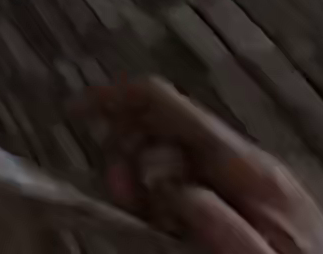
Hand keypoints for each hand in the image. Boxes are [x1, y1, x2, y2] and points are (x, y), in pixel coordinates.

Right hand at [87, 79, 322, 253]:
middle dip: (124, 151)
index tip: (74, 115)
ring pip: (167, 154)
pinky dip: (162, 197)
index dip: (111, 97)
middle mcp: (244, 162)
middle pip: (158, 123)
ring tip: (141, 218)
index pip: (161, 99)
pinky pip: (186, 182)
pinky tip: (164, 226)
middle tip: (117, 197)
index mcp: (246, 164)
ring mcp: (247, 184)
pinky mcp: (248, 208)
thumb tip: (166, 186)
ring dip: (140, 178)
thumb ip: (212, 218)